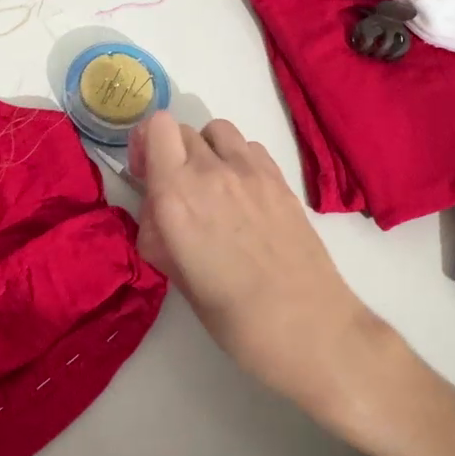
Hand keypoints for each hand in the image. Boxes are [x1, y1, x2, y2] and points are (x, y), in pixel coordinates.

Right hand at [129, 113, 390, 422]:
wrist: (308, 328)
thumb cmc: (233, 316)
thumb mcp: (175, 275)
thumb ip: (159, 230)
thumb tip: (158, 210)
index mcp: (176, 196)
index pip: (157, 127)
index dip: (145, 144)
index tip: (146, 173)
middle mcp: (211, 172)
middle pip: (182, 129)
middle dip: (169, 151)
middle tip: (173, 187)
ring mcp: (250, 172)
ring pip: (217, 130)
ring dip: (205, 149)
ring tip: (209, 184)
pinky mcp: (279, 180)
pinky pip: (248, 147)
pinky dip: (236, 158)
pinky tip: (241, 193)